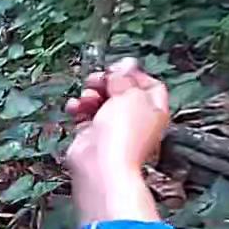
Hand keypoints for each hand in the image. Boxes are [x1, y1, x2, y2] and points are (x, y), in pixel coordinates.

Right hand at [63, 58, 169, 225]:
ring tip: (86, 97)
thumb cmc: (123, 134)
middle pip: (121, 92)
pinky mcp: (91, 135)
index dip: (132, 74)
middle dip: (107, 83)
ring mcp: (112, 128)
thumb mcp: (129, 95)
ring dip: (90, 95)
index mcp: (153, 109)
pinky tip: (75, 107)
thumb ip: (125, 78)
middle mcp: (134, 119)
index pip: (147, 85)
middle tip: (97, 79)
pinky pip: (84, 115)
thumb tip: (126, 63)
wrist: (100, 165)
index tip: (117, 68)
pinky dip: (78, 109)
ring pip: (100, 102)